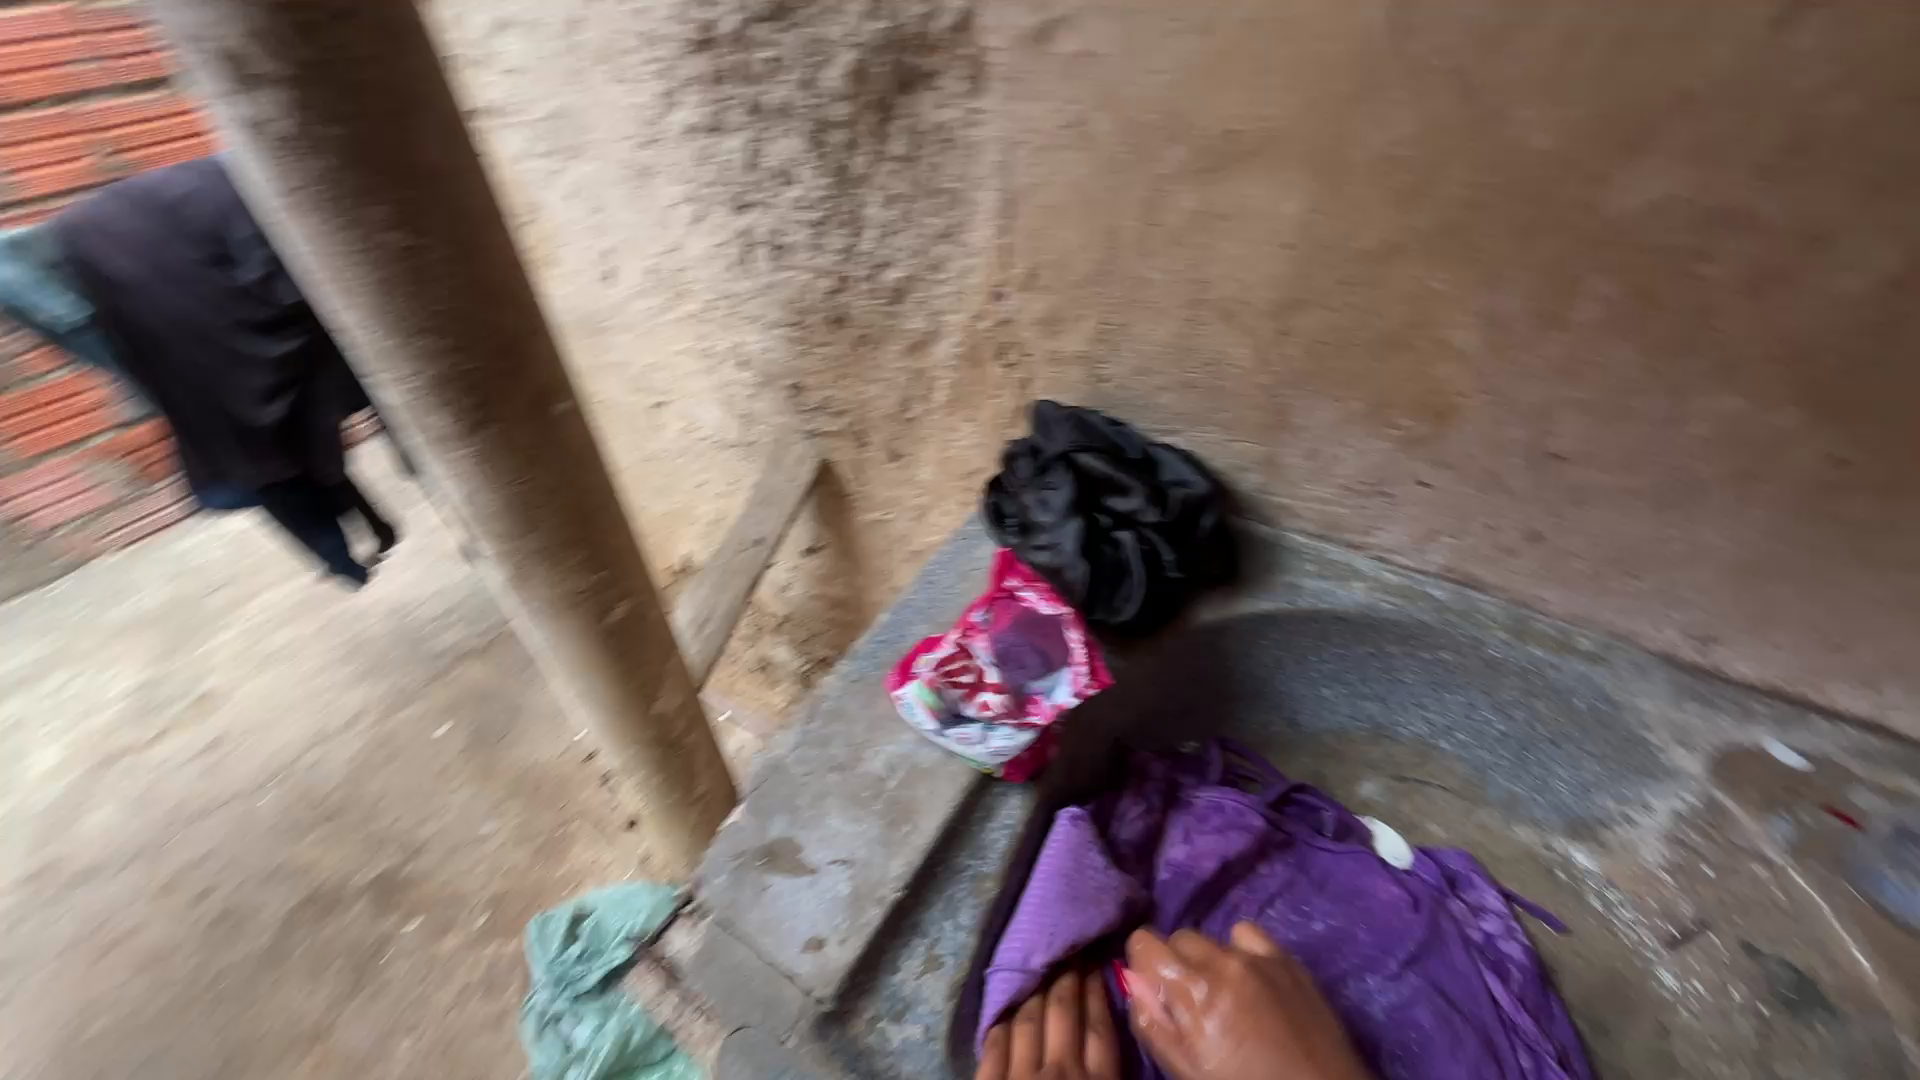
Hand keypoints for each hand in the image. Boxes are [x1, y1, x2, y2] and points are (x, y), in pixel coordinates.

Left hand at [976, 968, 1121, 1079]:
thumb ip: (1109, 1068)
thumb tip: (1108, 1031)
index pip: (1099, 1027)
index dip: (1096, 989)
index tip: (1097, 960)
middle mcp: (1061, 1072)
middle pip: (1063, 1010)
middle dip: (1067, 976)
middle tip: (1070, 950)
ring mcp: (1021, 1076)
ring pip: (1028, 1018)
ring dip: (1034, 990)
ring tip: (1038, 967)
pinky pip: (994, 1045)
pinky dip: (1000, 1023)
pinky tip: (1004, 1007)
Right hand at [1124, 922, 1373, 1079]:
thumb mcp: (1188, 1071)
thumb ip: (1152, 1023)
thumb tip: (1135, 981)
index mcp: (1194, 991)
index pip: (1144, 941)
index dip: (1144, 965)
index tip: (1157, 990)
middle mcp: (1222, 961)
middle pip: (1178, 937)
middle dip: (1178, 964)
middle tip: (1194, 1002)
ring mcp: (1258, 957)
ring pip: (1212, 937)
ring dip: (1210, 960)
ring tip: (1227, 996)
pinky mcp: (1287, 959)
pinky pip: (1247, 934)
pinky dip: (1241, 951)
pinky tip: (1251, 980)